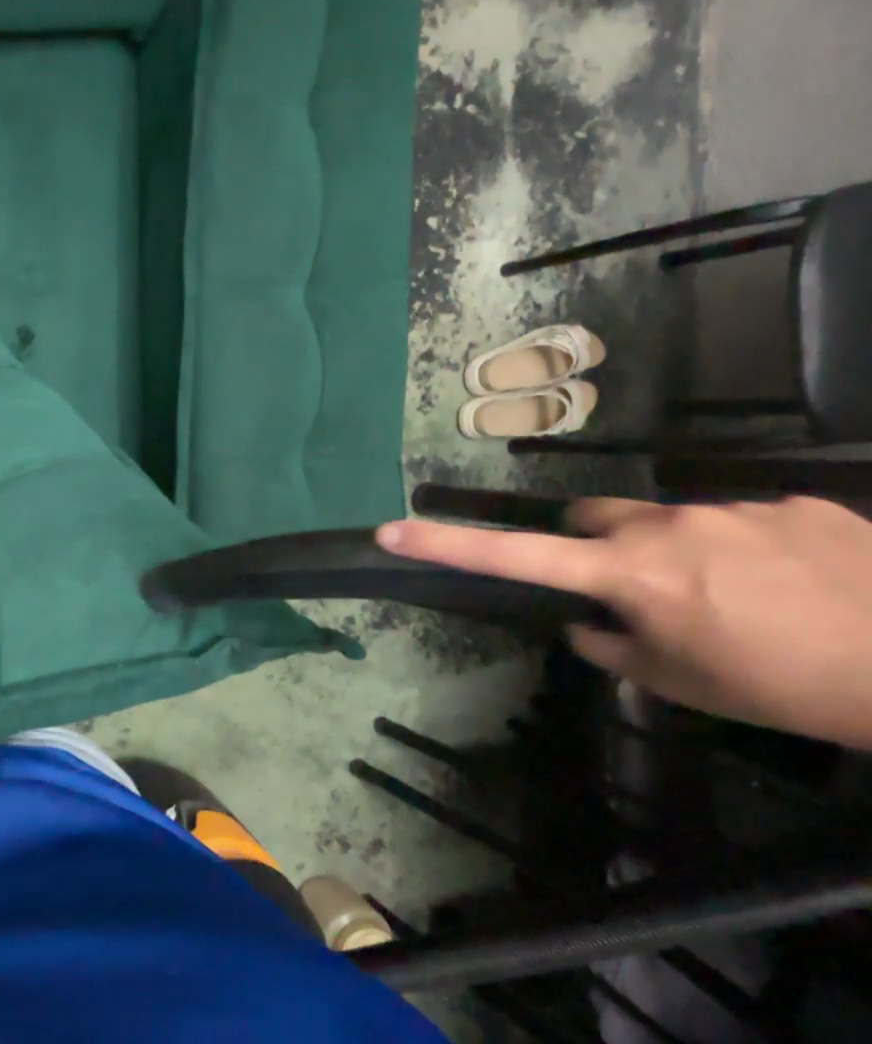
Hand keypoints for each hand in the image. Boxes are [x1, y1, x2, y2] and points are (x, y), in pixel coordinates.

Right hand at [378, 496, 871, 748]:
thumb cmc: (783, 686)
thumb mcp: (678, 682)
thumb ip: (612, 643)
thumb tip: (590, 621)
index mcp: (628, 574)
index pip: (513, 556)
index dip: (446, 545)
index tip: (391, 531)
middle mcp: (668, 526)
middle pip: (594, 517)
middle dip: (595, 545)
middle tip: (633, 589)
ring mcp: (736, 508)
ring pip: (672, 519)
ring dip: (680, 551)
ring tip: (742, 599)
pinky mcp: (800, 504)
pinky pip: (744, 519)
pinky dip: (747, 549)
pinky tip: (795, 587)